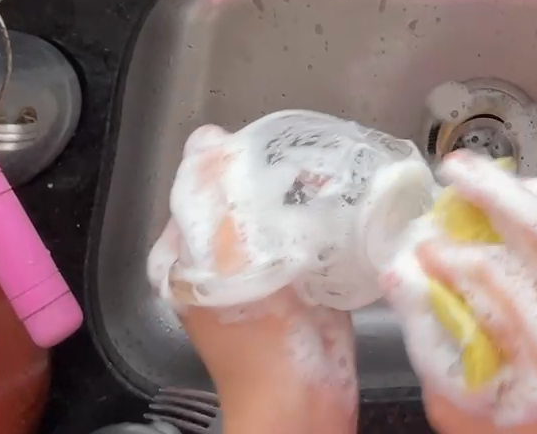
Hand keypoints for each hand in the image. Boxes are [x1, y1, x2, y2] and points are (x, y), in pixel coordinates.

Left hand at [149, 125, 359, 433]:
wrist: (304, 399)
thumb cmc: (261, 337)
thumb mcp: (229, 261)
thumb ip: (218, 200)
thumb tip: (206, 136)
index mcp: (186, 253)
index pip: (206, 181)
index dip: (241, 156)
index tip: (281, 145)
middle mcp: (219, 258)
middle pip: (248, 192)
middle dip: (282, 171)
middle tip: (320, 159)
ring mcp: (261, 269)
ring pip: (281, 208)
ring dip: (309, 191)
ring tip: (339, 176)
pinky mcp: (299, 278)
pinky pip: (308, 231)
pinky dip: (326, 214)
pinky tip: (349, 203)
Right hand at [381, 152, 536, 433]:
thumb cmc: (502, 427)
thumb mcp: (452, 399)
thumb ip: (428, 333)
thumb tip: (400, 270)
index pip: (499, 286)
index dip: (454, 258)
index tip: (420, 247)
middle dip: (494, 192)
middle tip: (454, 170)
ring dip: (526, 189)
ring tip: (485, 176)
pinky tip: (521, 190)